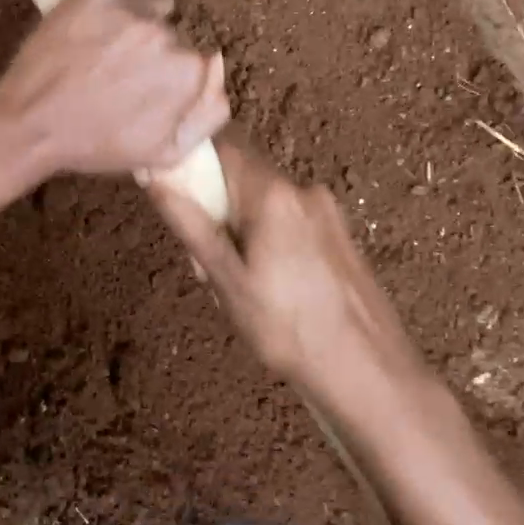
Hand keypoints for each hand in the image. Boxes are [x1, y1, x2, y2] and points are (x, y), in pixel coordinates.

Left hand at [0, 0, 227, 176]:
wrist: (29, 126)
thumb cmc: (90, 143)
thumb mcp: (163, 152)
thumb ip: (207, 116)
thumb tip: (218, 80)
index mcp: (189, 75)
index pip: (199, 63)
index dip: (173, 79)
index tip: (148, 89)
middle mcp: (164, 37)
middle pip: (174, 34)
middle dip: (153, 54)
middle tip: (118, 75)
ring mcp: (127, 11)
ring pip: (154, 2)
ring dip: (141, 16)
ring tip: (108, 43)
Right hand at [149, 145, 421, 395]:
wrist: (373, 378)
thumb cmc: (289, 328)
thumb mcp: (225, 278)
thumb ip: (186, 220)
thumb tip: (150, 173)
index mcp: (273, 193)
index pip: (218, 146)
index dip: (188, 163)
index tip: (172, 196)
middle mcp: (302, 189)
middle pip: (238, 176)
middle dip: (212, 208)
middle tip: (205, 263)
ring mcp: (326, 211)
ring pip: (260, 201)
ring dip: (237, 229)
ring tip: (236, 283)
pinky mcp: (338, 234)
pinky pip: (285, 219)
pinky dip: (263, 240)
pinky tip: (267, 286)